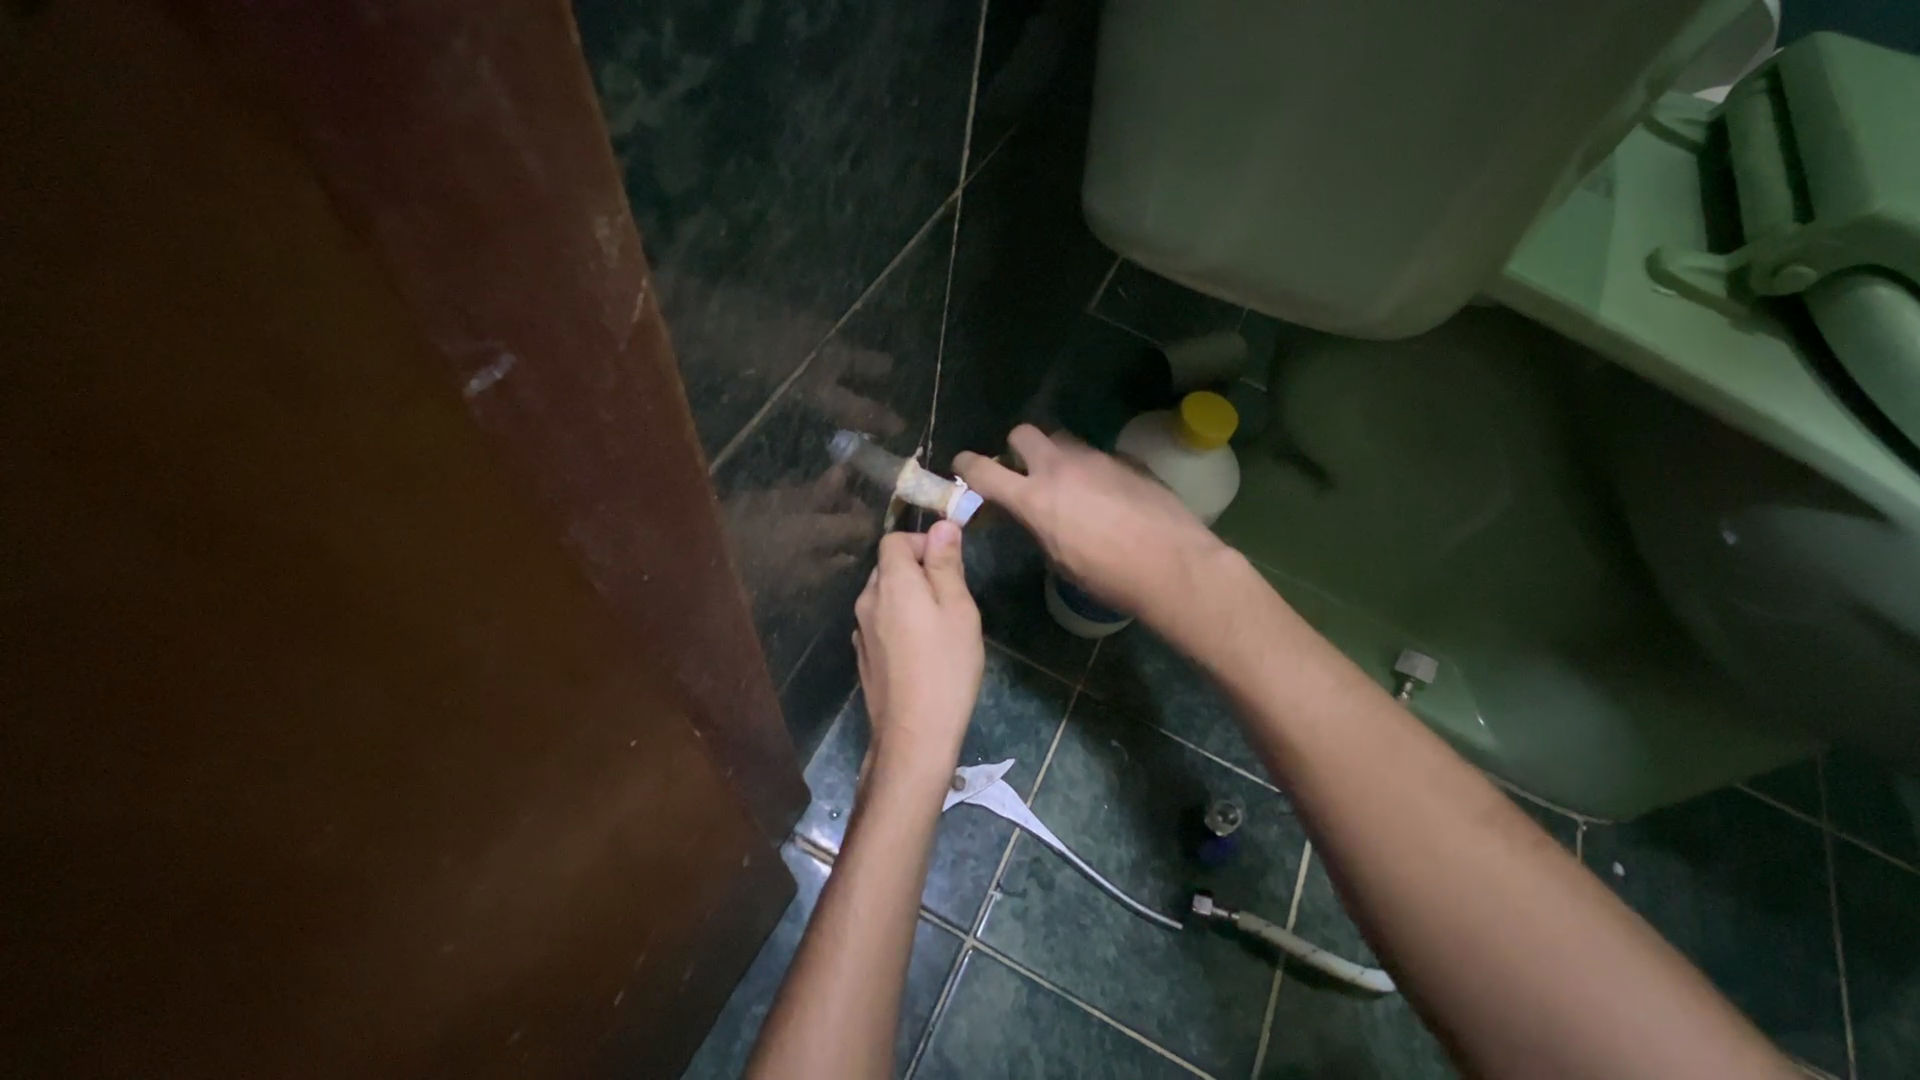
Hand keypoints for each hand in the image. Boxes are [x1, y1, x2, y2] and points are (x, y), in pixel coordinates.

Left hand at [852, 522, 983, 770]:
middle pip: (888, 568)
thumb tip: (941, 525)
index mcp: (891, 583)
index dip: (922, 543)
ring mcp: (860, 630)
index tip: (949, 564)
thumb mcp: (959, 609)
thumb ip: (946, 565)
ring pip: (884, 597)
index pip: (894, 540)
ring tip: (940, 626)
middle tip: (952, 597)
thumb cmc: (947, 666)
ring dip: (909, 599)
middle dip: (918, 571)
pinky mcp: (863, 656)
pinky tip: (921, 650)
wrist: (915, 732)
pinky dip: (899, 623)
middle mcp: (867, 600)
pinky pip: (880, 623)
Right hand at [953, 425, 1229, 625]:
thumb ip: (1037, 527)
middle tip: (1025, 473)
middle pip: (1023, 433)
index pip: (983, 468)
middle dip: (1017, 449)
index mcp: (1034, 497)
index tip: (963, 467)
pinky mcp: (1127, 460)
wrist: (1173, 565)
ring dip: (1057, 457)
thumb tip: (1032, 515)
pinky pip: (1099, 457)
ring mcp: (1097, 459)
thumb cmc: (1109, 576)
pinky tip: (1110, 497)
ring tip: (1070, 485)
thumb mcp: (1059, 560)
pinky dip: (1094, 471)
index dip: (967, 465)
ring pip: (1064, 441)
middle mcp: (1061, 467)